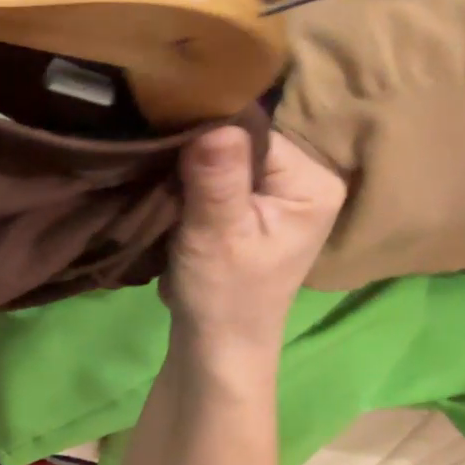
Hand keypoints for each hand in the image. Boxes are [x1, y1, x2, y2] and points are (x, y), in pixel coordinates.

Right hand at [163, 128, 346, 357]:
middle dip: (194, 151)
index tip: (162, 144)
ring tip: (153, 173)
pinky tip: (164, 187)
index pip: (254, 134)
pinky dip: (187, 181)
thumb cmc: (224, 290)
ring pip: (221, 159)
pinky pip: (213, 177)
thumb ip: (217, 180)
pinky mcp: (247, 207)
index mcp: (313, 183)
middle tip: (152, 160)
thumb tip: (214, 126)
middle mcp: (303, 181)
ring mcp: (275, 195)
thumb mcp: (217, 233)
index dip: (207, 136)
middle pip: (238, 144)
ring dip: (185, 167)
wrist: (215, 338)